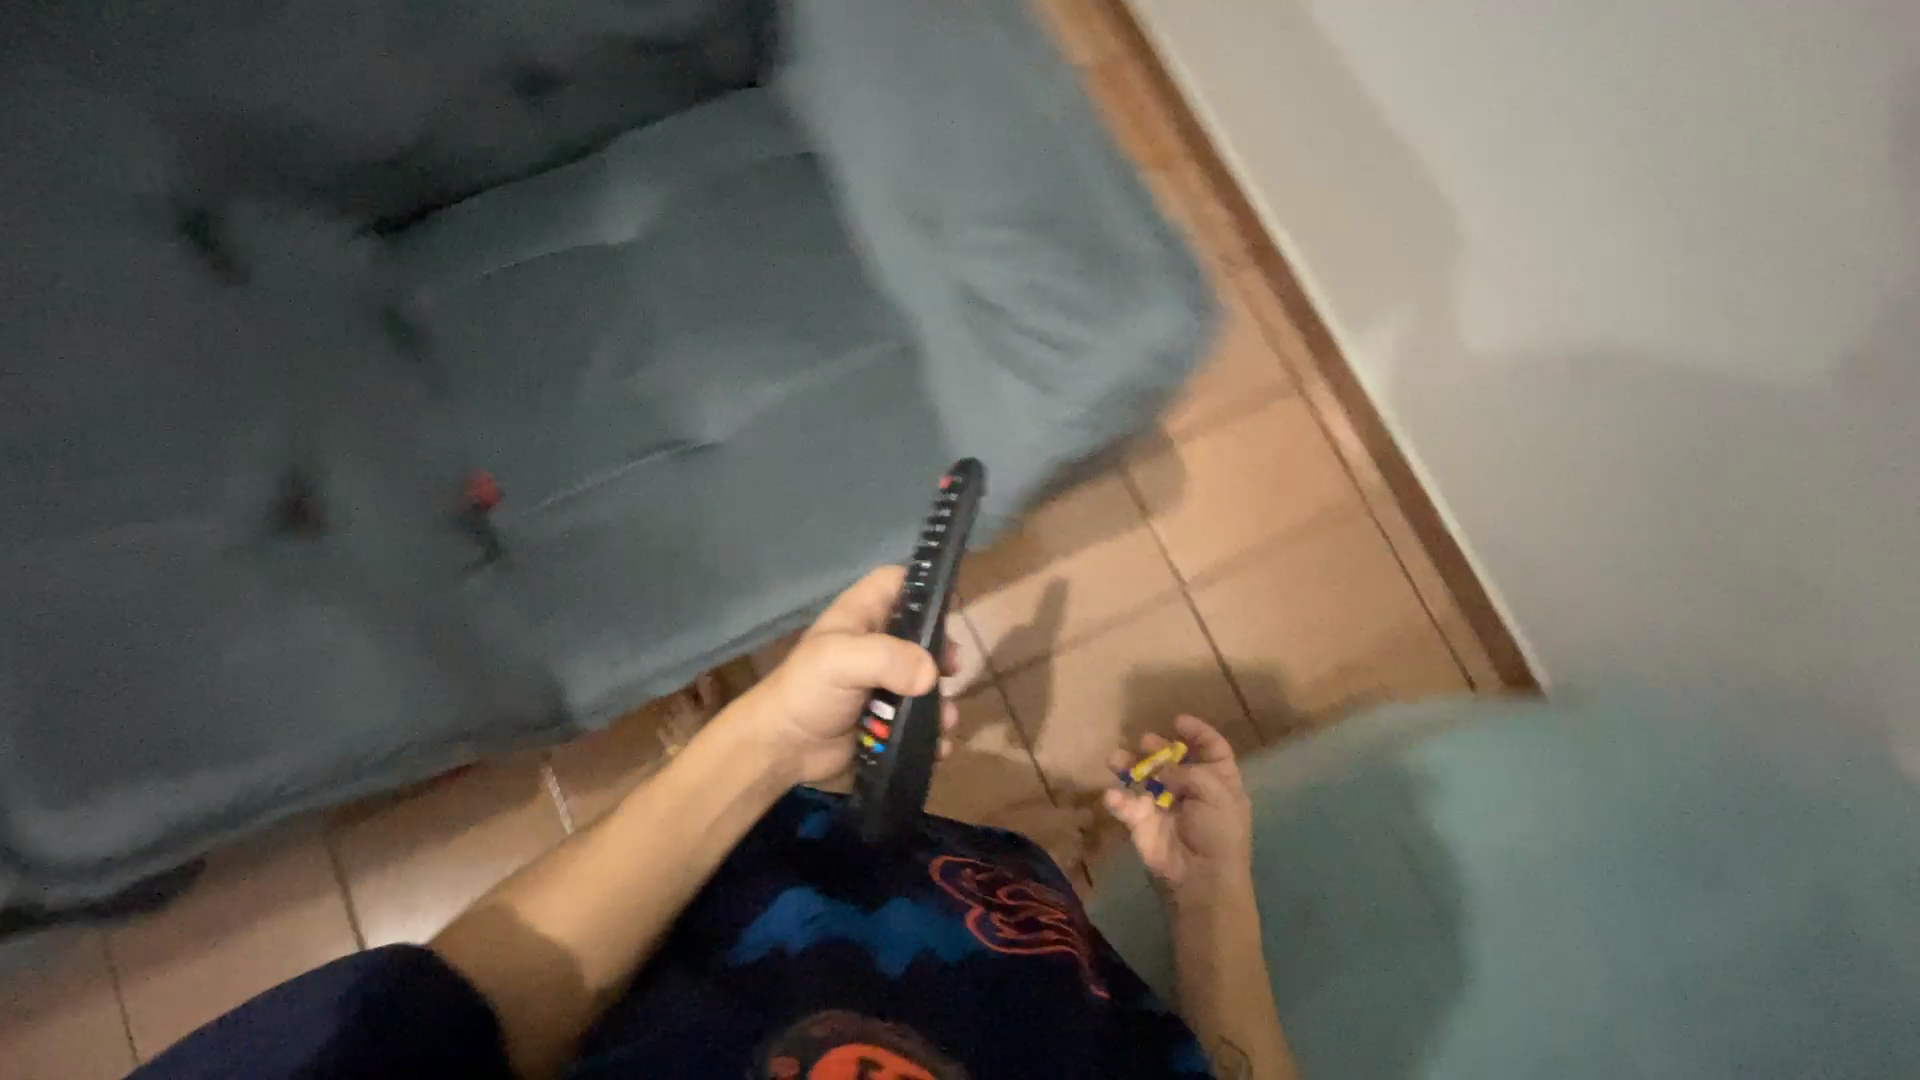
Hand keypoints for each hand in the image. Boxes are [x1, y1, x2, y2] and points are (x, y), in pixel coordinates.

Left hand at [732, 565, 960, 785]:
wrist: (782, 750)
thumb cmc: (806, 691)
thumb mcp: (839, 661)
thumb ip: (887, 659)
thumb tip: (931, 675)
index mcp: (861, 616)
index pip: (897, 582)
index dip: (924, 587)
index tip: (949, 607)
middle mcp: (877, 643)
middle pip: (923, 633)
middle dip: (943, 651)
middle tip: (950, 669)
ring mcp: (884, 683)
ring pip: (927, 680)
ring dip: (942, 700)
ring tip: (944, 721)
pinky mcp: (889, 718)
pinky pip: (922, 718)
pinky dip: (934, 731)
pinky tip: (937, 745)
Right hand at [1104, 715, 1252, 894]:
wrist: (1200, 879)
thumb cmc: (1218, 833)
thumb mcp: (1216, 795)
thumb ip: (1188, 772)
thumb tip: (1163, 767)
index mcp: (1219, 783)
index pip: (1212, 749)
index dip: (1198, 733)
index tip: (1177, 721)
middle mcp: (1191, 791)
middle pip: (1172, 760)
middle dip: (1157, 747)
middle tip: (1145, 741)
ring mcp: (1164, 806)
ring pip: (1143, 777)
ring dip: (1128, 764)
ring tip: (1115, 758)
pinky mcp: (1141, 823)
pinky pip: (1125, 804)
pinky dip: (1117, 798)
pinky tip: (1114, 795)